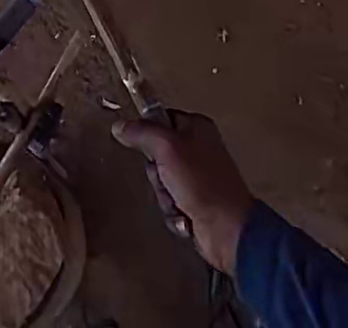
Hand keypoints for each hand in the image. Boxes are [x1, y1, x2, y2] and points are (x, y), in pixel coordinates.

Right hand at [113, 110, 253, 270]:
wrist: (229, 231)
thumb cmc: (200, 181)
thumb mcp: (165, 147)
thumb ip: (140, 132)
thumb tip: (118, 126)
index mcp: (197, 127)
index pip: (159, 118)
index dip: (148, 132)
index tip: (145, 145)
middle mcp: (198, 148)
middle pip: (156, 152)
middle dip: (156, 170)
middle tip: (165, 176)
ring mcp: (198, 177)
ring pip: (161, 178)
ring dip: (164, 193)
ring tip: (177, 200)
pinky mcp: (197, 202)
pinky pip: (170, 199)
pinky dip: (173, 209)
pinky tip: (184, 215)